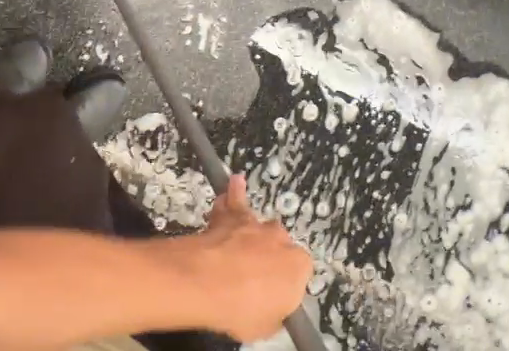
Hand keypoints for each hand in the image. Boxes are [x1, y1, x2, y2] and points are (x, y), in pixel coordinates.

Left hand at [182, 175, 313, 341]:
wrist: (208, 280)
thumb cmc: (243, 309)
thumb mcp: (266, 326)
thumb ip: (273, 312)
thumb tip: (268, 309)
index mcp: (297, 266)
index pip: (300, 270)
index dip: (286, 281)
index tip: (273, 293)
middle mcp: (279, 239)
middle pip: (280, 243)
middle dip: (269, 255)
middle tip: (252, 275)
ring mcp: (254, 224)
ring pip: (258, 222)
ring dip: (252, 228)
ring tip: (247, 232)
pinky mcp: (230, 215)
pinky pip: (234, 200)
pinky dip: (234, 192)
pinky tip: (235, 182)